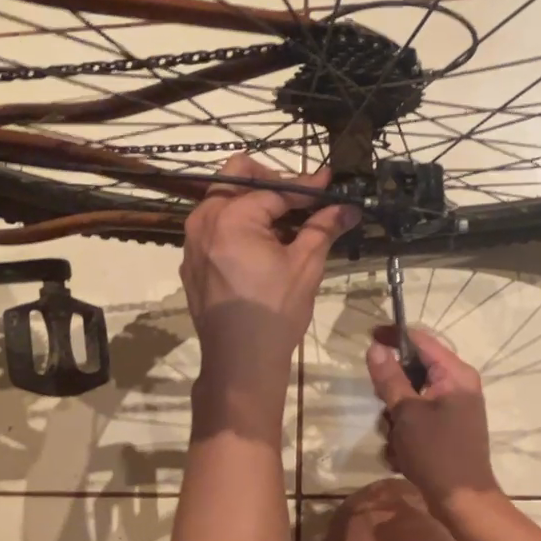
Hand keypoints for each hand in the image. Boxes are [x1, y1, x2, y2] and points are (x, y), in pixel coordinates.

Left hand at [181, 153, 361, 427]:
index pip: (274, 188)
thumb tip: (349, 207)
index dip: (307, 186)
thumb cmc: (275, 313)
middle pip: (235, 178)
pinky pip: (214, 228)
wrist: (240, 361)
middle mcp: (203, 221)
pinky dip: (239, 226)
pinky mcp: (191, 262)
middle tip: (300, 198)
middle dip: (271, 181)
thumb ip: (324, 228)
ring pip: (222, 201)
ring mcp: (192, 241)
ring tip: (285, 223)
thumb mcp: (305, 266)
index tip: (331, 181)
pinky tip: (263, 246)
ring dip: (253, 203)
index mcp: (231, 217)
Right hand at [366, 326, 501, 514]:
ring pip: (411, 399)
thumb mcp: (407, 413)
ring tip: (398, 441)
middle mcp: (458, 386)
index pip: (421, 340)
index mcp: (455, 374)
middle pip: (414, 371)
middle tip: (384, 408)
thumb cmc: (436, 452)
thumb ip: (390, 378)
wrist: (462, 500)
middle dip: (393, 392)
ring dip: (396, 419)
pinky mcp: (447, 431)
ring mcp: (453, 410)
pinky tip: (404, 456)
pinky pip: (418, 420)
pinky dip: (406, 436)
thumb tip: (376, 347)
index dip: (394, 336)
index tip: (368, 339)